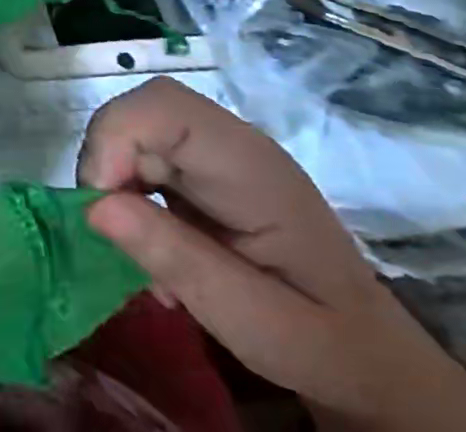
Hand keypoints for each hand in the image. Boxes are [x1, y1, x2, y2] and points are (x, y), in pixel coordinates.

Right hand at [79, 78, 465, 431]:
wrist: (371, 359)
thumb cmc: (323, 344)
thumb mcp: (254, 322)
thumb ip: (176, 259)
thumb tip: (93, 206)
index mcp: (250, 168)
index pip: (161, 107)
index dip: (114, 139)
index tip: (100, 203)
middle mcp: (230, 145)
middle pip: (141, 112)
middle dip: (105, 160)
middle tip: (105, 224)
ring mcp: (215, 155)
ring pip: (134, 131)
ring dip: (113, 179)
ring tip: (130, 243)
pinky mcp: (203, 171)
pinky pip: (143, 155)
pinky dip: (125, 190)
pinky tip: (144, 239)